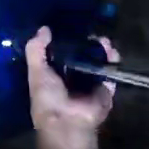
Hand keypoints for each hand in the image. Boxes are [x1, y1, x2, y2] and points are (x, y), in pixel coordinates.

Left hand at [26, 26, 116, 148]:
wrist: (68, 122)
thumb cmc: (48, 97)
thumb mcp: (36, 71)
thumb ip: (36, 49)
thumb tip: (44, 28)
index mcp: (55, 74)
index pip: (62, 52)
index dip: (67, 40)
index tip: (72, 27)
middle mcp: (73, 78)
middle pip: (83, 55)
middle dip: (88, 43)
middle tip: (91, 33)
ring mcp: (91, 83)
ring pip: (99, 61)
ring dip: (102, 49)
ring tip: (103, 40)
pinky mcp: (106, 89)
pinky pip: (111, 71)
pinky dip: (113, 60)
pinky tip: (111, 50)